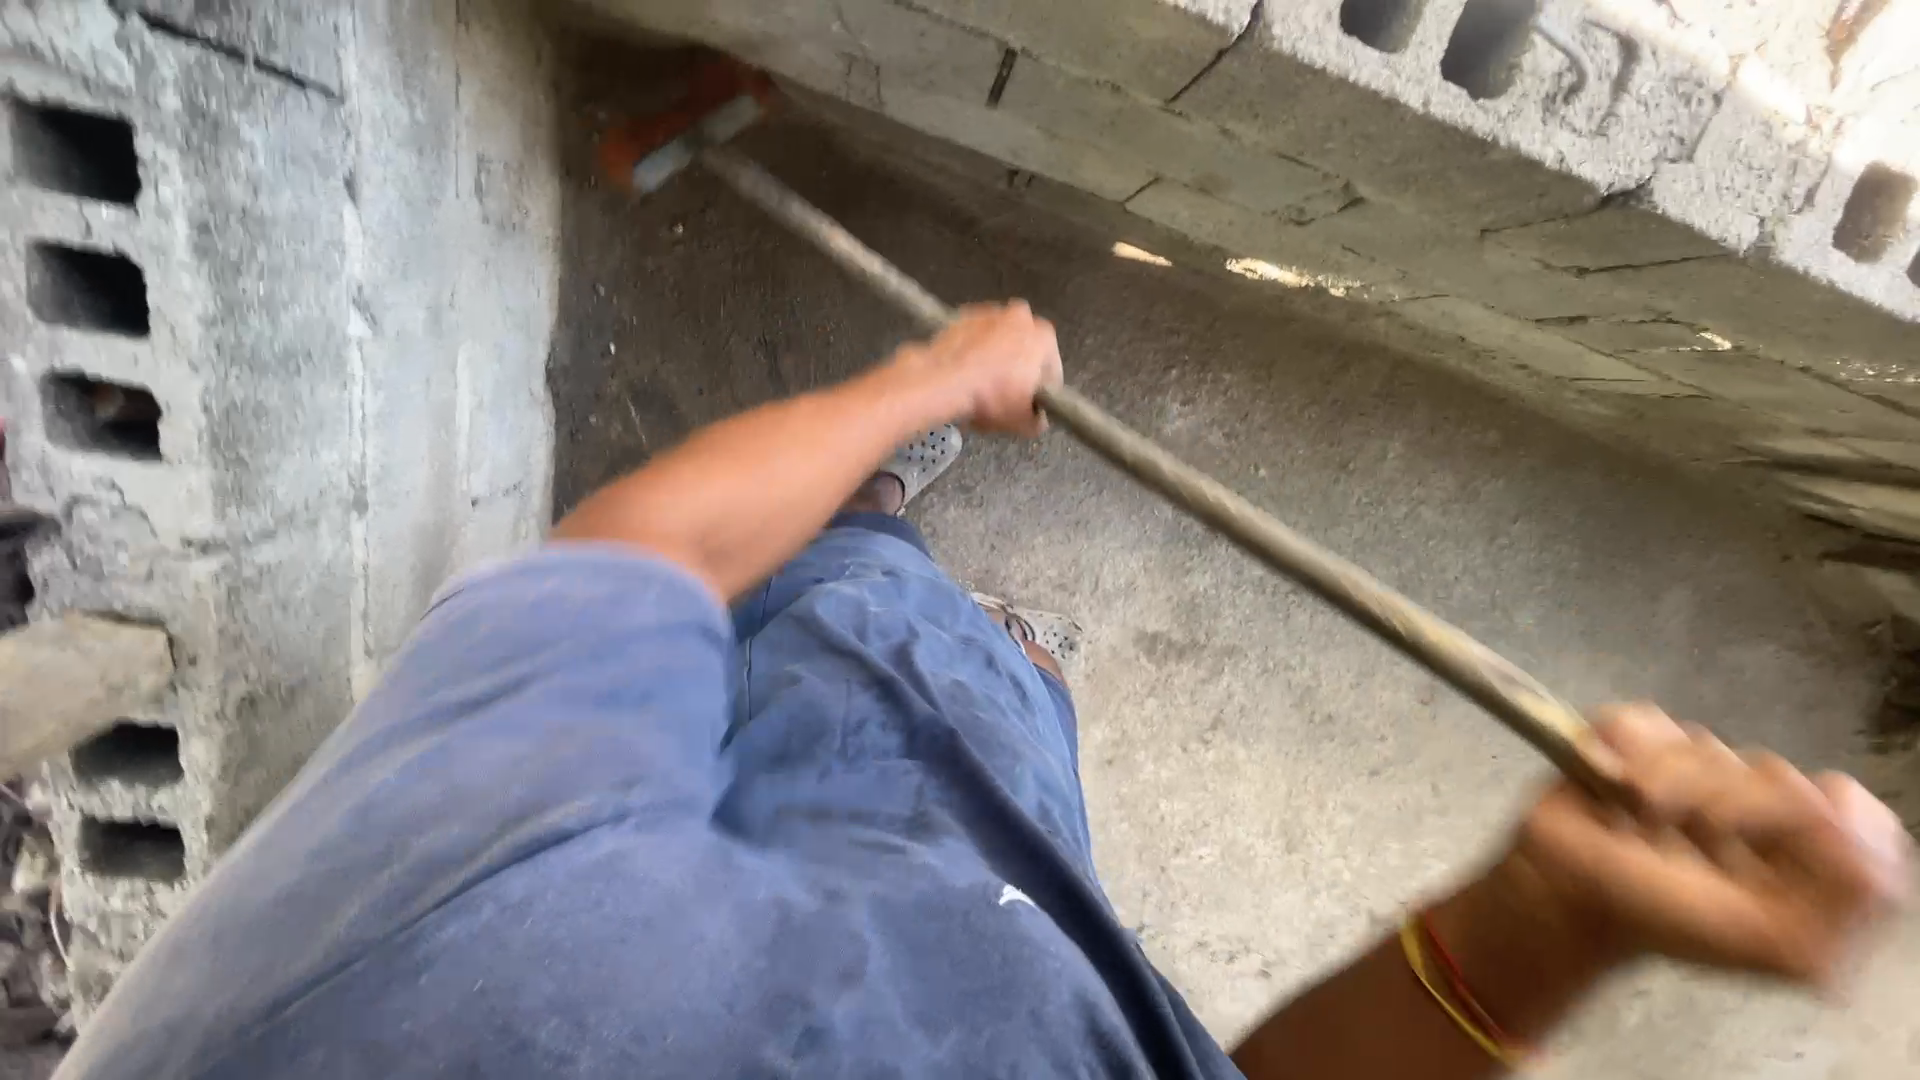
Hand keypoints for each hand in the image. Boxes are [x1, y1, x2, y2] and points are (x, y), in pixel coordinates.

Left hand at [896, 301, 1062, 436]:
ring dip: (995, 359)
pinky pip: (975, 338)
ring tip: (982, 387)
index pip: (1051, 370)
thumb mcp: (1022, 423)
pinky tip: (965, 374)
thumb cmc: (992, 397)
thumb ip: (1038, 421)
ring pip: (999, 341)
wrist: (944, 380)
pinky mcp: (962, 316)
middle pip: (1025, 350)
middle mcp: (1021, 316)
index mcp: (1044, 336)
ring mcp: (990, 312)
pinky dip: (973, 351)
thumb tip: (1036, 420)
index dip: (1042, 393)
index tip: (1030, 406)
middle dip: (1018, 369)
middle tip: (1004, 397)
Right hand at [1493, 704, 1908, 986]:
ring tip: (1635, 822)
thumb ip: (1855, 890)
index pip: (1841, 802)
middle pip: (1768, 771)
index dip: (1801, 821)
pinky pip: (1637, 720)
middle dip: (1718, 809)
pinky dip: (1617, 752)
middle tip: (1687, 843)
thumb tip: (1838, 796)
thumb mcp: (1785, 944)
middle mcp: (1754, 797)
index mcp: (1806, 845)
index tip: (1757, 853)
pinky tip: (1606, 787)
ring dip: (1659, 788)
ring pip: (1699, 743)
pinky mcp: (1622, 739)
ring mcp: (1686, 763)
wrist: (1562, 893)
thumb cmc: (1664, 920)